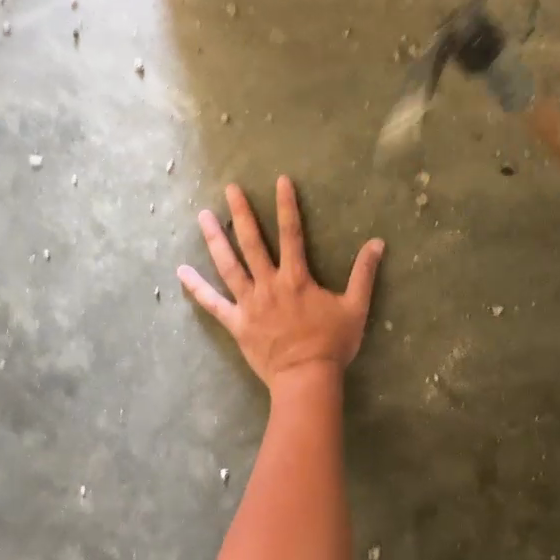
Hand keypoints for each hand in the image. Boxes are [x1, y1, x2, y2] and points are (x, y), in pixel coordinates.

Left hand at [178, 176, 385, 393]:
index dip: (286, 206)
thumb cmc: (332, 343)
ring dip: (216, 240)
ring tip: (203, 216)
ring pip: (228, 265)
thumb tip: (378, 243)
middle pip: (252, 242)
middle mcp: (269, 284)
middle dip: (242, 213)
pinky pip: (213, 304)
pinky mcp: (236, 324)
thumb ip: (364, 274)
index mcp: (297, 278)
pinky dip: (197, 287)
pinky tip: (182, 272)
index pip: (292, 233)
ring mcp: (249, 303)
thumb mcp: (355, 307)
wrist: (306, 378)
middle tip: (230, 189)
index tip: (280, 181)